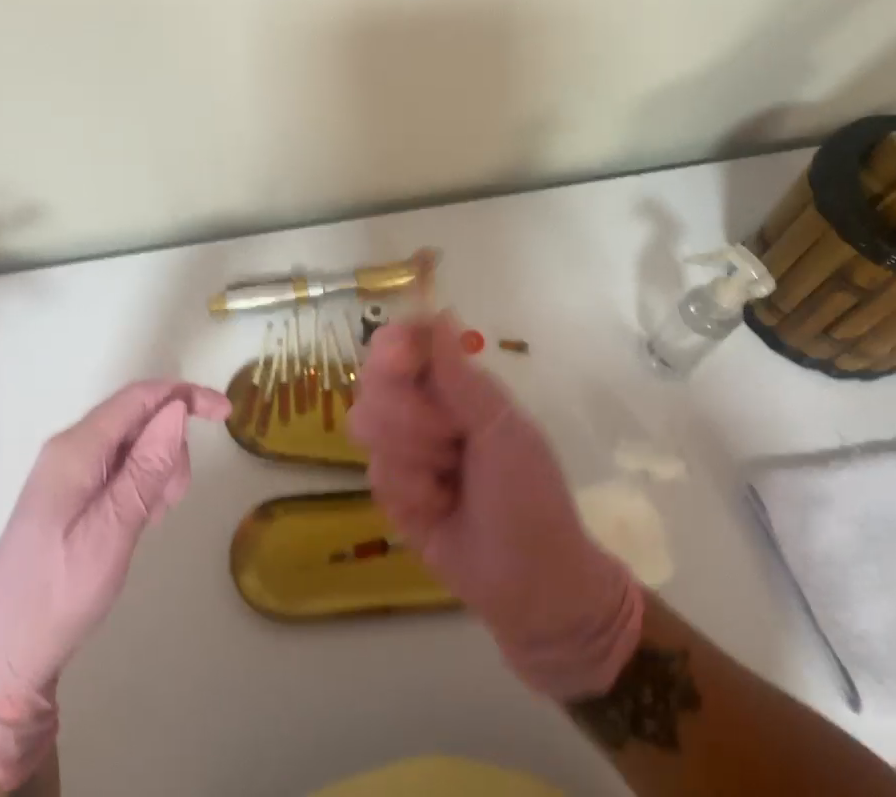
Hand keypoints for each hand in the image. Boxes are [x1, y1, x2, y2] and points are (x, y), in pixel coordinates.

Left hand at [0, 380, 230, 789]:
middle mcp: (68, 450)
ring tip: (153, 520)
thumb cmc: (60, 594)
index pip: (138, 399)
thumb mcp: (112, 533)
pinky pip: (118, 469)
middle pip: (138, 418)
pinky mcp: (68, 494)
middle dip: (171, 447)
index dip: (186, 396)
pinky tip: (140, 521)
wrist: (7, 651)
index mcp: (75, 451)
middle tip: (172, 503)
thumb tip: (175, 410)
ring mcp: (66, 472)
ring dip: (159, 470)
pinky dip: (141, 485)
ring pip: (132, 444)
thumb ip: (145, 470)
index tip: (228, 416)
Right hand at [348, 317, 641, 700]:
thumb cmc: (530, 497)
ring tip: (448, 484)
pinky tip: (438, 511)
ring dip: (411, 459)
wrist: (530, 583)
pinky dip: (409, 493)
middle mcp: (425, 411)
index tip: (400, 365)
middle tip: (451, 443)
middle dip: (408, 418)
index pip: (405, 343)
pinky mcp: (392, 492)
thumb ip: (460, 378)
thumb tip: (438, 313)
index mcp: (457, 387)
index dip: (393, 347)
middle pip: (373, 382)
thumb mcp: (503, 431)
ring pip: (364, 427)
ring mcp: (406, 452)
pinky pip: (373, 474)